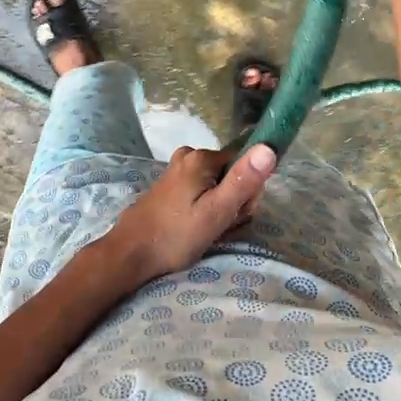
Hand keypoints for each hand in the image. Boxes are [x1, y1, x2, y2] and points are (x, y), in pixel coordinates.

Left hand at [100, 144, 276, 284]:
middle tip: (217, 226)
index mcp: (201, 157)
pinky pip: (203, 193)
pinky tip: (195, 228)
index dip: (246, 194)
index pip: (246, 166)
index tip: (232, 214)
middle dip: (232, 204)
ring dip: (219, 210)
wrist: (132, 252)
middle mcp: (189, 155)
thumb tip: (268, 147)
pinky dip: (204, 210)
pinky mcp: (172, 185)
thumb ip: (243, 181)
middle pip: (232, 176)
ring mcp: (178, 170)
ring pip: (218, 187)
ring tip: (205, 230)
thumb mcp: (216, 211)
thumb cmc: (176, 234)